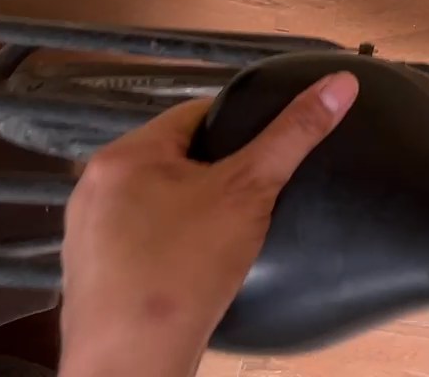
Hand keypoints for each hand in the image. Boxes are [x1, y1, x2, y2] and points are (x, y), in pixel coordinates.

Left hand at [58, 71, 359, 376]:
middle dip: (224, 166)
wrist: (133, 369)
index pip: (200, 113)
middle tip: (259, 188)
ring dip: (201, 199)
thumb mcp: (253, 188)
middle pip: (182, 154)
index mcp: (124, 156)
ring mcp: (87, 232)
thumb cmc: (186, 267)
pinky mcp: (94, 271)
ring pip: (165, 193)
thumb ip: (296, 132)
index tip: (271, 151)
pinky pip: (148, 229)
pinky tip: (203, 254)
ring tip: (236, 220)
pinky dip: (178, 233)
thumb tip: (341, 81)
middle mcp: (94, 187)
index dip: (244, 126)